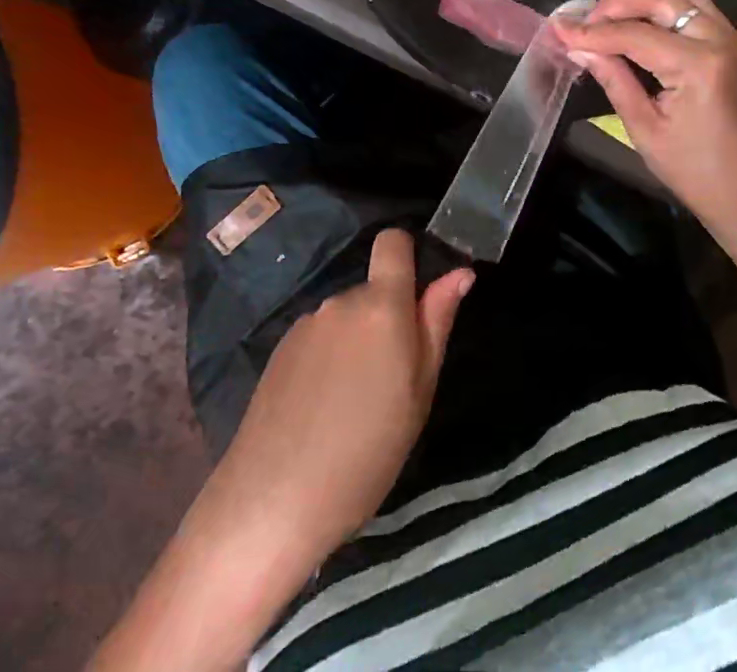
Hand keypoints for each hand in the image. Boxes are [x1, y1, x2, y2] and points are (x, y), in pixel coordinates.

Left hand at [208, 230, 473, 554]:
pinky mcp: (280, 346)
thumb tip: (459, 273)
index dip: (407, 254)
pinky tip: (324, 407)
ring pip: (346, 318)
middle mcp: (339, 301)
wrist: (278, 493)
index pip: (391, 243)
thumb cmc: (369, 450)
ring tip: (357, 404)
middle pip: (372, 290)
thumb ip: (436, 323)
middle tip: (394, 382)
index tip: (419, 296)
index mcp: (380, 306)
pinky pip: (319, 337)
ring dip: (357, 343)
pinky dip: (329, 358)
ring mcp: (305, 323)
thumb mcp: (419, 391)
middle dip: (387, 320)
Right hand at [556, 0, 736, 232]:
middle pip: (666, 0)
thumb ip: (613, 79)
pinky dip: (665, 13)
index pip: (636, 34)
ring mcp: (736, 43)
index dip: (593, 31)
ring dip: (645, 2)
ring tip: (608, 21)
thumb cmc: (691, 169)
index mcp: (699, 66)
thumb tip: (578, 48)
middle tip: (583, 19)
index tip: (559, 28)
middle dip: (620, 4)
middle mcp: (723, 43)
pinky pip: (699, 14)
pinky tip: (638, 30)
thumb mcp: (643, 127)